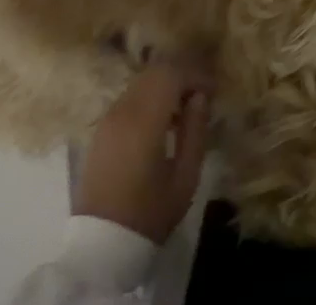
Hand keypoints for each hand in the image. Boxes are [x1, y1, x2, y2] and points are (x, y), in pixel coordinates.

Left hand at [75, 59, 213, 243]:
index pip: (171, 74)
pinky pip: (129, 98)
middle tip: (204, 95)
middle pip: (154, 72)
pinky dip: (150, 97)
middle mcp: (122, 110)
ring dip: (165, 85)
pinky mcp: (101, 129)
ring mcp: (107, 118)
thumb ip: (195, 131)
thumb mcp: (185, 177)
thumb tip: (200, 97)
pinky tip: (164, 121)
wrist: (101, 244)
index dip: (196, 74)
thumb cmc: (150, 214)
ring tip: (186, 110)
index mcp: (143, 121)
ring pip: (140, 82)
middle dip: (182, 75)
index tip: (214, 90)